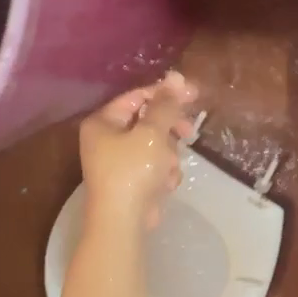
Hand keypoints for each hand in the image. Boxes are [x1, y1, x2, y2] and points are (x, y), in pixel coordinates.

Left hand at [80, 71, 199, 229]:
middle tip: (188, 132)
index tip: (194, 95)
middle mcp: (106, 138)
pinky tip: (164, 184)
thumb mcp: (153, 132)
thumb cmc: (133, 170)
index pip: (138, 97)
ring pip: (155, 144)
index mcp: (103, 122)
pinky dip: (163, 172)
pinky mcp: (130, 180)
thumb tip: (177, 76)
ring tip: (168, 169)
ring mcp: (118, 161)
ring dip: (168, 155)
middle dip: (169, 131)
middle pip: (148, 121)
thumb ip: (166, 104)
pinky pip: (154, 165)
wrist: (123, 221)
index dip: (166, 94)